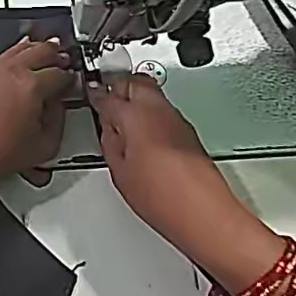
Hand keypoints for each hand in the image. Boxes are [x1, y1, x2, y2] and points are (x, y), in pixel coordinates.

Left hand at [0, 38, 72, 188]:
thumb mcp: (46, 145)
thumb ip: (59, 119)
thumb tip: (59, 104)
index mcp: (31, 86)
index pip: (61, 74)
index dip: (71, 78)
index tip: (73, 83)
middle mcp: (11, 72)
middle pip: (44, 51)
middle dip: (59, 56)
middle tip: (66, 62)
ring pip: (23, 47)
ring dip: (40, 49)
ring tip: (49, 54)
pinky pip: (5, 55)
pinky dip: (18, 52)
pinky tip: (23, 57)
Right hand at [87, 73, 242, 233]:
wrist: (203, 214)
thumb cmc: (165, 197)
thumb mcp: (119, 171)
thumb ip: (110, 141)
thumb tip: (109, 130)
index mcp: (136, 116)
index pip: (109, 95)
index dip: (97, 95)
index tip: (93, 97)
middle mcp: (160, 111)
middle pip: (135, 81)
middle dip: (119, 86)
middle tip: (107, 99)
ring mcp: (177, 120)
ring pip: (152, 93)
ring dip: (136, 99)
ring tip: (123, 120)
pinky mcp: (189, 132)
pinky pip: (164, 111)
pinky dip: (151, 115)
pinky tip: (143, 135)